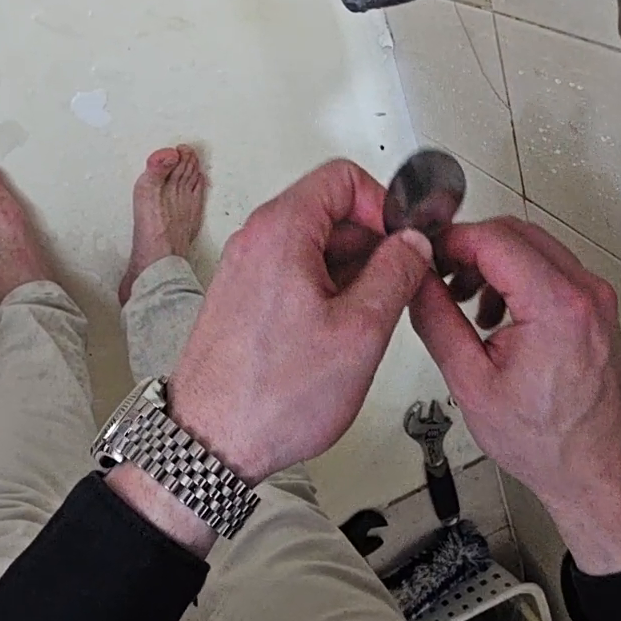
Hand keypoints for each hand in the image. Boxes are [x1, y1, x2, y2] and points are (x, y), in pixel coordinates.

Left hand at [167, 160, 434, 483]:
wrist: (208, 442)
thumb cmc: (270, 396)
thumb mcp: (359, 331)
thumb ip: (395, 274)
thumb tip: (412, 245)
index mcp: (281, 232)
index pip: (342, 178)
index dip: (383, 204)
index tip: (404, 240)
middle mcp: (256, 242)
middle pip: (329, 211)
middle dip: (372, 242)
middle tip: (400, 282)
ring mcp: (246, 271)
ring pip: (314, 246)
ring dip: (353, 271)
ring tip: (372, 318)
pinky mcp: (244, 299)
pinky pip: (295, 273)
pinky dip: (326, 289)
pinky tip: (341, 332)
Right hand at [410, 217, 620, 574]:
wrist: (592, 471)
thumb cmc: (544, 441)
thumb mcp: (469, 382)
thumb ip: (436, 320)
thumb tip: (416, 281)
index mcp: (557, 308)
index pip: (494, 239)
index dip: (451, 242)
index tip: (428, 256)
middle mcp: (586, 294)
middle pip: (515, 232)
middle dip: (470, 247)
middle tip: (440, 274)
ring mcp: (597, 299)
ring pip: (534, 245)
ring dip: (493, 261)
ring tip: (466, 299)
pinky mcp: (597, 308)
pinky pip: (551, 267)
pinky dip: (516, 275)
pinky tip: (495, 313)